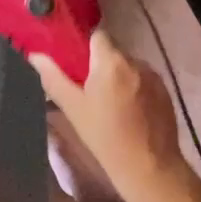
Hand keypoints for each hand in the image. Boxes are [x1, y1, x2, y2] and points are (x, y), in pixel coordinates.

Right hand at [31, 30, 199, 201]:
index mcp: (111, 62)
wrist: (148, 166)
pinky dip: (133, 88)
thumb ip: (53, 78)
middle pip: (113, 51)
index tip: (76, 64)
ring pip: (128, 66)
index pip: (97, 35)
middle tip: (88, 88)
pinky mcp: (165, 90)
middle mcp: (135, 62)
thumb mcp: (73, 108)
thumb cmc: (105, 137)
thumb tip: (35, 55)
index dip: (85, 46)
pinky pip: (143, 79)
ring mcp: (154, 76)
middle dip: (100, 64)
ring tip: (109, 103)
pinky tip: (128, 111)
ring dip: (118, 76)